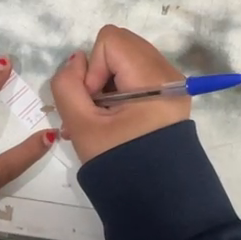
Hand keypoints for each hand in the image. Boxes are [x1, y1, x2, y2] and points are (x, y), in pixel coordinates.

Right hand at [49, 25, 188, 162]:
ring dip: (108, 81)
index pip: (111, 40)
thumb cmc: (118, 163)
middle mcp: (169, 74)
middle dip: (100, 71)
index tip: (94, 101)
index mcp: (154, 79)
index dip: (93, 67)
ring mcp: (173, 83)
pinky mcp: (170, 94)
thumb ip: (67, 85)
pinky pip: (138, 73)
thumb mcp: (81, 125)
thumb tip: (76, 60)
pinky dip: (121, 88)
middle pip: (122, 45)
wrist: (154, 199)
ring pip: (128, 58)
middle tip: (96, 107)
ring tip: (103, 115)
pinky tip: (115, 116)